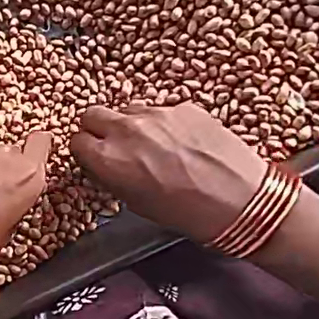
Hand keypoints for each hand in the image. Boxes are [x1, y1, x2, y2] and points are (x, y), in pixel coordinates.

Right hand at [69, 103, 266, 243]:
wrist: (241, 202)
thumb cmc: (188, 212)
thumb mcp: (136, 203)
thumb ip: (111, 176)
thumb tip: (103, 164)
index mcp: (109, 158)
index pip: (77, 141)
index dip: (84, 150)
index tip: (92, 156)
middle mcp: (127, 130)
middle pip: (93, 114)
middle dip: (97, 128)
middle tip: (111, 144)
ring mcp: (157, 113)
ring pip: (128, 109)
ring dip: (130, 123)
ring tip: (151, 145)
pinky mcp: (183, 106)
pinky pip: (161, 109)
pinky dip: (163, 123)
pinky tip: (180, 142)